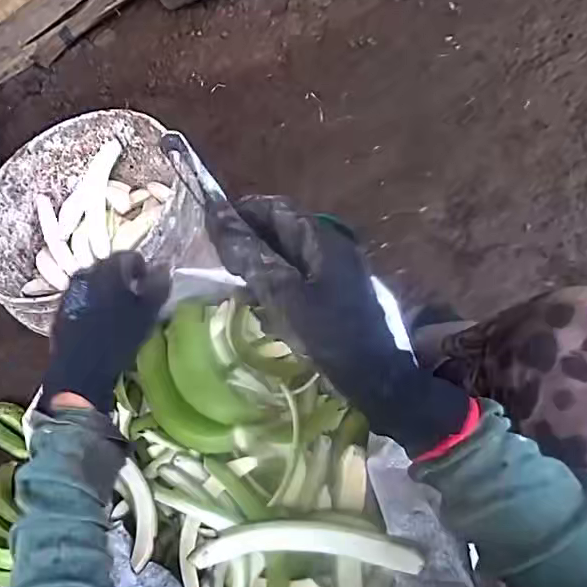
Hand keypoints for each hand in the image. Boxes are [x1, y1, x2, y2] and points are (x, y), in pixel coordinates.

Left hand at [40, 252, 168, 410]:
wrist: (79, 370)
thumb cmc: (117, 340)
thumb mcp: (145, 314)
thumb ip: (157, 287)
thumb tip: (164, 268)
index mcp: (108, 269)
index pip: (131, 257)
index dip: (144, 271)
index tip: (149, 289)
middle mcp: (86, 271)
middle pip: (111, 267)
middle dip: (125, 280)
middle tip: (135, 300)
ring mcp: (70, 289)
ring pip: (95, 281)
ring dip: (108, 290)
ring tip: (118, 311)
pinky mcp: (61, 306)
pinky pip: (82, 295)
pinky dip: (93, 301)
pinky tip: (99, 320)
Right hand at [207, 196, 474, 456]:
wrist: (374, 376)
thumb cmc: (325, 331)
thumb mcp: (281, 292)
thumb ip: (250, 254)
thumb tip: (218, 215)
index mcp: (321, 239)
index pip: (276, 209)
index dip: (242, 211)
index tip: (211, 224)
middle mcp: (332, 248)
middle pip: (283, 230)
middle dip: (249, 238)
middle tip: (218, 254)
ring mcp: (337, 271)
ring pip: (288, 254)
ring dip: (260, 261)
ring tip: (234, 278)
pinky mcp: (336, 294)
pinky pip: (297, 276)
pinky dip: (274, 281)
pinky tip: (259, 300)